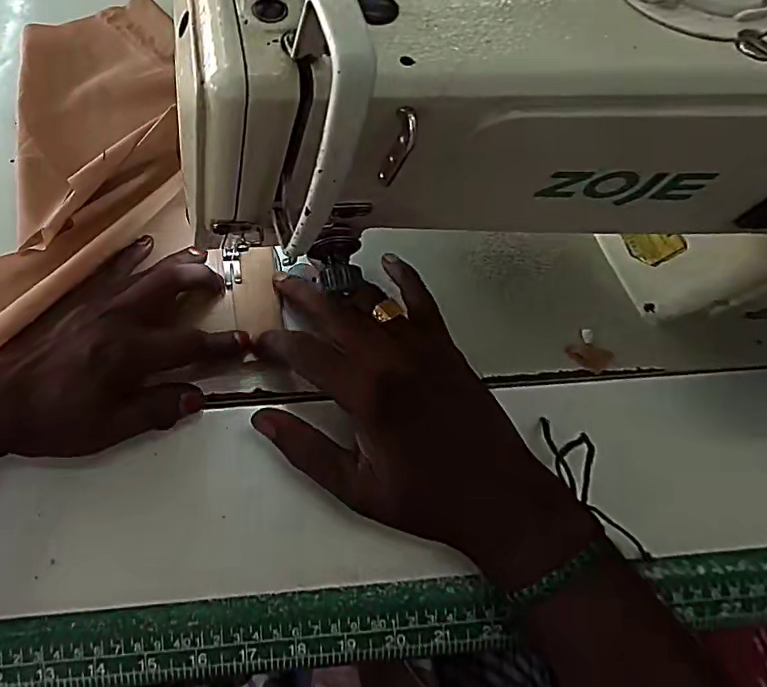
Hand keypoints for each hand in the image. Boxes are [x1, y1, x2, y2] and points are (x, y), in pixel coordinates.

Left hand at [0, 237, 243, 458]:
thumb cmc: (52, 417)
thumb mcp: (106, 429)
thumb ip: (152, 411)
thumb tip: (195, 398)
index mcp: (129, 354)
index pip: (189, 344)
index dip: (222, 345)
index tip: (246, 344)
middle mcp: (118, 320)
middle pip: (170, 286)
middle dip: (202, 281)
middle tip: (223, 283)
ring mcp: (98, 305)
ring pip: (146, 272)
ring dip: (176, 262)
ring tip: (200, 255)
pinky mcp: (80, 301)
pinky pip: (112, 270)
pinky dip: (131, 255)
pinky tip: (144, 245)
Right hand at [251, 255, 598, 589]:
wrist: (504, 503)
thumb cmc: (429, 499)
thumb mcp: (358, 488)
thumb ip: (306, 450)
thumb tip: (264, 421)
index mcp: (366, 395)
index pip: (306, 352)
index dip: (277, 343)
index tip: (262, 342)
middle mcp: (390, 361)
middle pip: (334, 313)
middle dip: (301, 295)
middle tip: (281, 285)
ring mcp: (420, 349)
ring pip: (371, 302)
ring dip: (341, 288)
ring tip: (318, 280)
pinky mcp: (445, 348)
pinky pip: (421, 301)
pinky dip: (405, 277)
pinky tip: (390, 262)